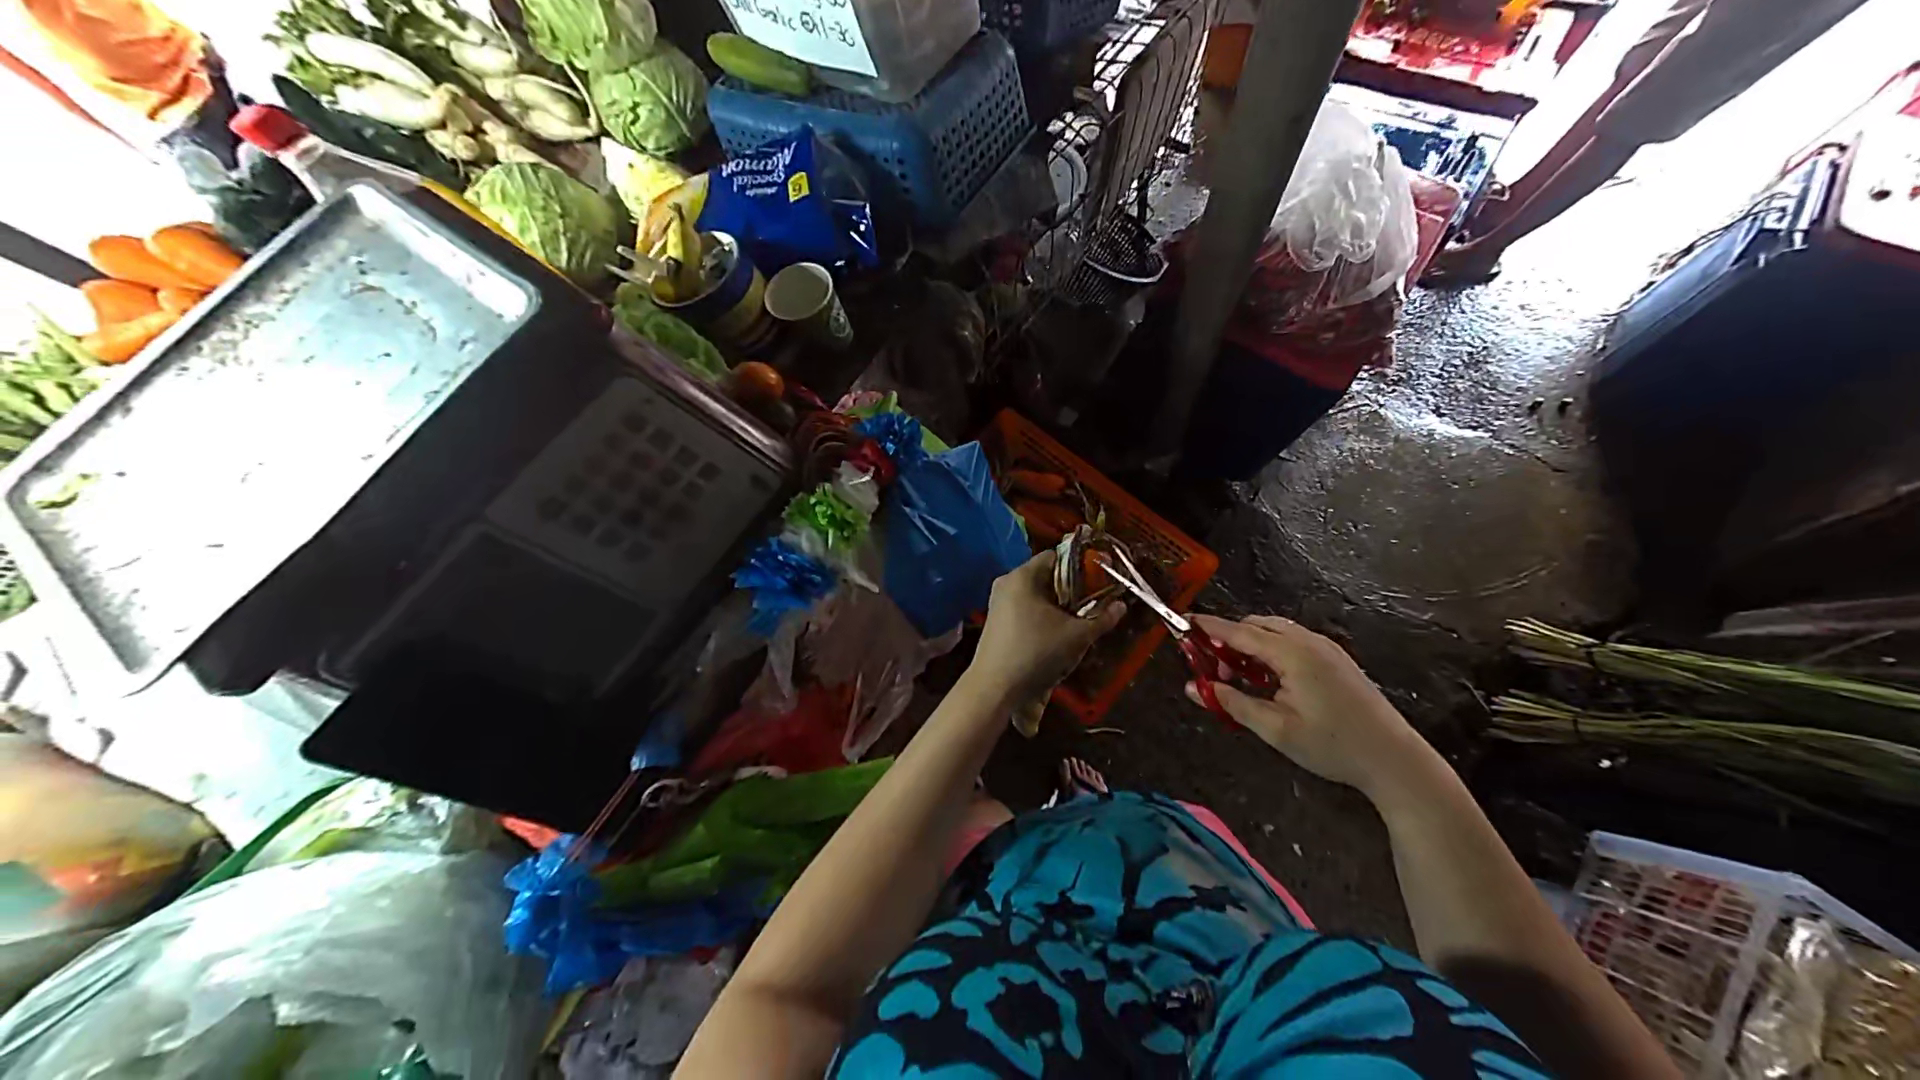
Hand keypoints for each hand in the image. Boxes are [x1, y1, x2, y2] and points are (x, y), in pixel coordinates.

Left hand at [971, 551, 1124, 703]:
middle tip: (1093, 606)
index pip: (1058, 556)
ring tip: (1077, 624)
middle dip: (1073, 590)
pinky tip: (1056, 637)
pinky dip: (1044, 617)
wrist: (994, 688)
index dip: (1083, 566)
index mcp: (1023, 576)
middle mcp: (1008, 582)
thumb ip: (1102, 618)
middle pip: (1048, 576)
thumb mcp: (1076, 636)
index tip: (1100, 583)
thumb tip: (1121, 605)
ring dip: (1059, 607)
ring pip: (1038, 595)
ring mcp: (998, 602)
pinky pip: (1026, 608)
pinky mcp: (996, 620)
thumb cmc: (1036, 653)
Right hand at [1186, 614, 1441, 800]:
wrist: (1394, 760)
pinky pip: (1292, 642)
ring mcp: (1326, 648)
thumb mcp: (1275, 729)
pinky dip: (1271, 651)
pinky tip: (1268, 680)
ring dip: (1250, 645)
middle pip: (1257, 625)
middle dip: (1229, 640)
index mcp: (1292, 654)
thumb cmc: (1332, 746)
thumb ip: (1231, 703)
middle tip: (1214, 670)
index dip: (1209, 628)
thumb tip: (1194, 688)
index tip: (1184, 624)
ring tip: (1239, 678)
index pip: (1239, 632)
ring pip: (1275, 632)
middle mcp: (1309, 642)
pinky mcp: (1336, 659)